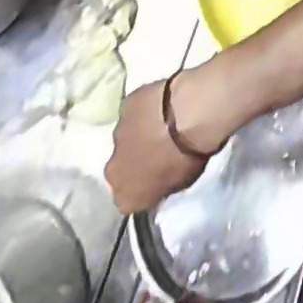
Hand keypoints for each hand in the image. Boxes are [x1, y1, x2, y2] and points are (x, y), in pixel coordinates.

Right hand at [105, 79, 206, 215]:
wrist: (189, 115)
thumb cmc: (189, 155)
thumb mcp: (182, 182)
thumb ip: (163, 185)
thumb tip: (161, 182)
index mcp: (125, 196)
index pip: (128, 199)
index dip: (144, 187)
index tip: (159, 176)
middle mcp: (113, 169)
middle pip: (121, 168)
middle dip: (137, 159)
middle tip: (161, 147)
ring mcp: (117, 134)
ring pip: (126, 136)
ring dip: (141, 132)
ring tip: (166, 121)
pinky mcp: (126, 105)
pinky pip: (134, 109)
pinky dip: (146, 108)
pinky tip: (163, 102)